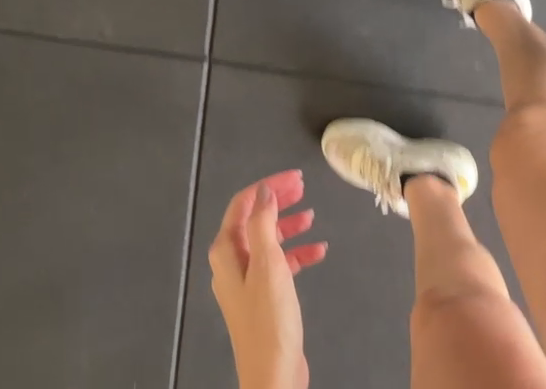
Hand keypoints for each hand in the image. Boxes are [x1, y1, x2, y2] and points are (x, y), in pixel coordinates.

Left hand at [209, 170, 327, 388]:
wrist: (273, 375)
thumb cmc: (268, 318)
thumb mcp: (267, 264)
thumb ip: (264, 223)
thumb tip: (264, 190)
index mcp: (227, 250)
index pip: (244, 203)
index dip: (268, 186)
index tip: (295, 177)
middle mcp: (232, 261)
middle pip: (255, 219)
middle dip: (279, 201)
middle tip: (303, 187)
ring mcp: (247, 280)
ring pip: (268, 240)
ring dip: (289, 226)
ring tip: (312, 216)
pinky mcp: (263, 297)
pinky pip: (279, 264)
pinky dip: (297, 254)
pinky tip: (318, 251)